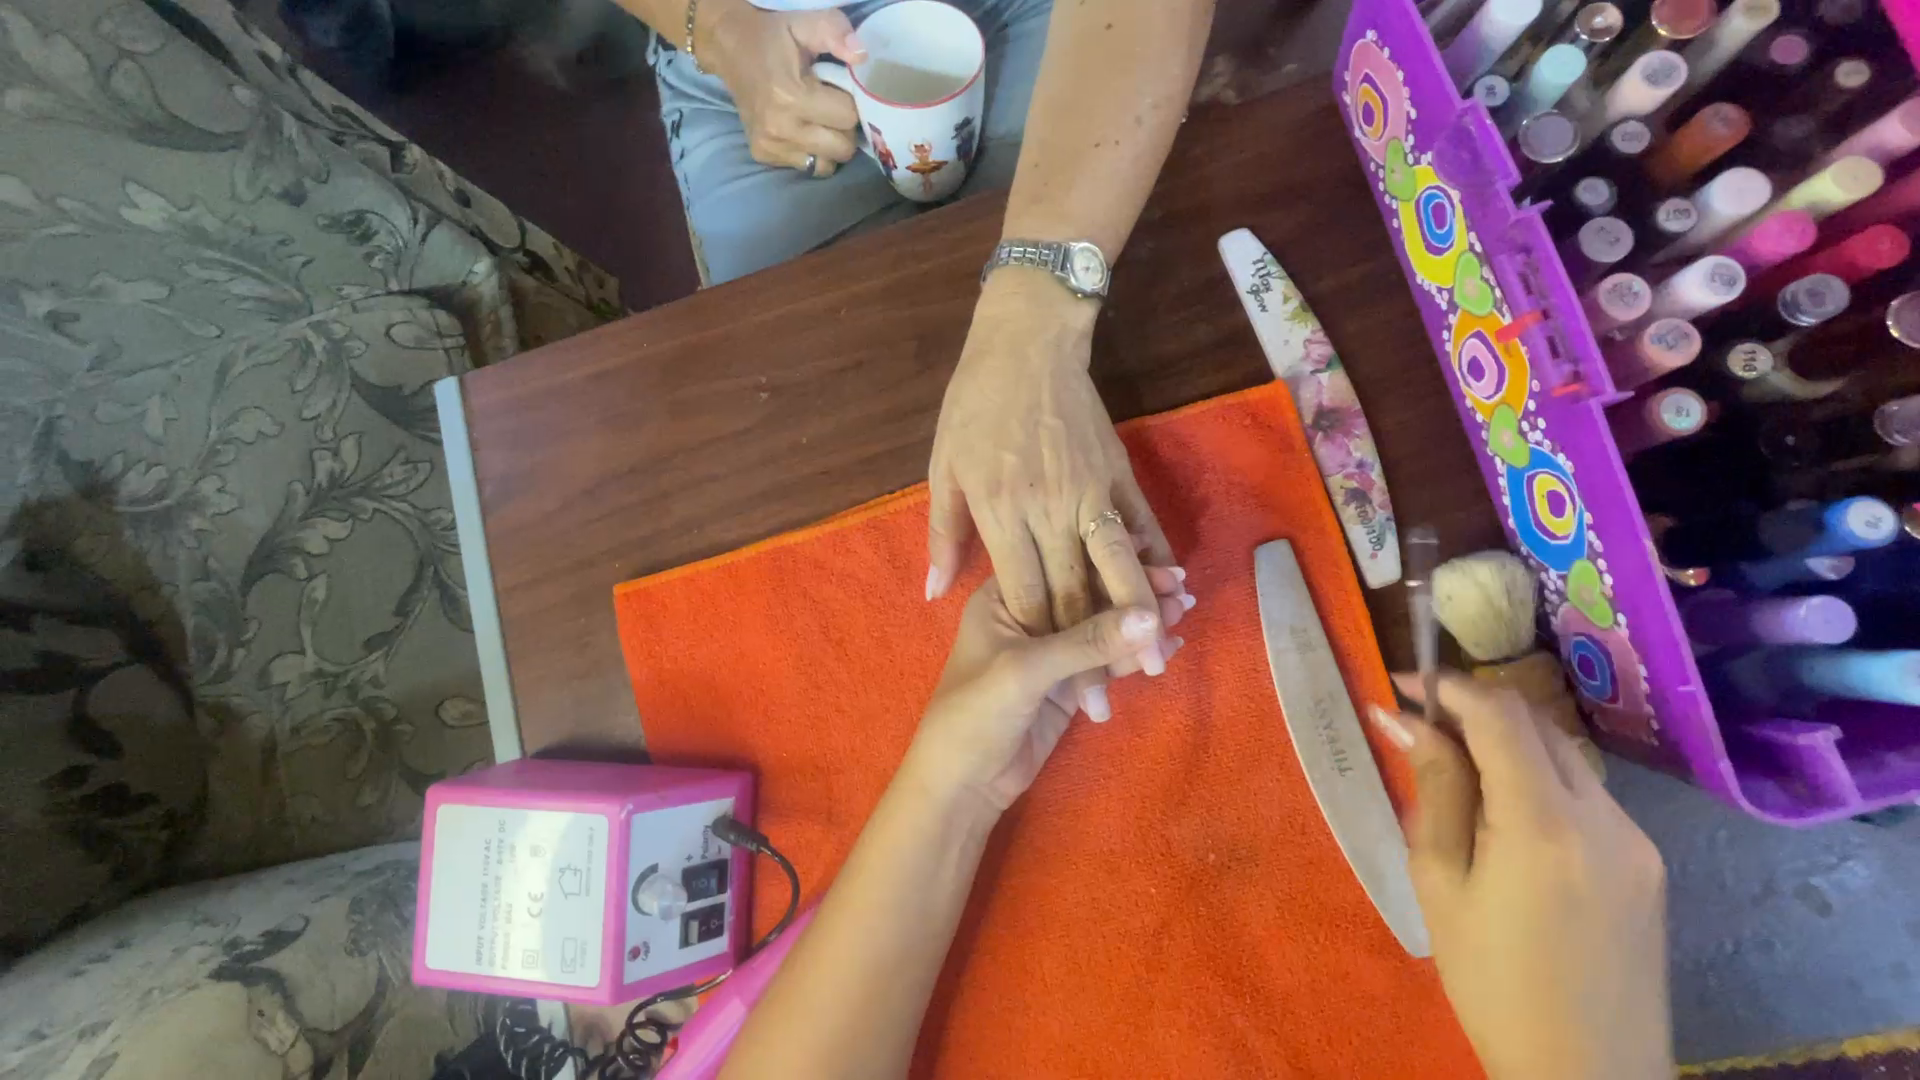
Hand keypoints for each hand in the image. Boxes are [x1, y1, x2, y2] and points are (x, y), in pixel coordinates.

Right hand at [700, 0, 862, 174]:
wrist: (728, 47)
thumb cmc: (772, 37)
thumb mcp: (804, 25)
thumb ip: (834, 32)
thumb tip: (861, 56)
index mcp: (791, 97)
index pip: (848, 117)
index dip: (850, 101)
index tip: (836, 89)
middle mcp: (780, 129)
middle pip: (842, 148)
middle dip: (843, 128)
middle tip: (829, 107)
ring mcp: (771, 147)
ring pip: (828, 164)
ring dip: (830, 145)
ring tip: (817, 120)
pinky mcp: (764, 156)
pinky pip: (809, 166)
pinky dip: (813, 152)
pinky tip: (802, 130)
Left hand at [905, 573, 1190, 810]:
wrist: (962, 784)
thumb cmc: (975, 715)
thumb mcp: (1026, 671)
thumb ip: (1087, 642)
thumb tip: (1151, 616)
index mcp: (1004, 596)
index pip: (1063, 567)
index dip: (1109, 563)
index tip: (1156, 562)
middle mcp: (1028, 614)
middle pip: (1088, 595)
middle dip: (1133, 593)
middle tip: (1180, 589)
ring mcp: (1050, 650)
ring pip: (1102, 628)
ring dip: (1141, 622)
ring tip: (1184, 610)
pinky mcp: (1068, 683)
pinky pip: (1106, 661)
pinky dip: (1135, 653)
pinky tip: (1170, 644)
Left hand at [926, 273, 1175, 719]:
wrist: (1025, 340)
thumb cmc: (972, 408)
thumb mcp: (941, 469)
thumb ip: (942, 535)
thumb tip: (932, 593)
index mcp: (1001, 514)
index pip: (1028, 595)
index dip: (1046, 648)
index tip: (1060, 691)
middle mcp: (1049, 511)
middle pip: (1075, 593)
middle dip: (1094, 653)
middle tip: (1112, 703)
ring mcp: (1090, 491)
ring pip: (1118, 565)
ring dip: (1139, 616)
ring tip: (1157, 659)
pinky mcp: (1119, 473)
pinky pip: (1144, 523)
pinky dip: (1159, 559)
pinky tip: (1174, 593)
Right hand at [1369, 672, 1672, 1079]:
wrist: (1589, 1074)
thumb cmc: (1489, 977)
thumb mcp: (1440, 879)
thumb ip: (1434, 789)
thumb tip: (1403, 719)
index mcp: (1544, 825)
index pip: (1500, 716)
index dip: (1448, 687)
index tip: (1401, 685)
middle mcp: (1605, 818)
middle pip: (1536, 724)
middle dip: (1475, 709)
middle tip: (1419, 726)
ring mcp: (1637, 840)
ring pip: (1564, 754)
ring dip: (1507, 742)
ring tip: (1456, 768)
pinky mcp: (1647, 863)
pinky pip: (1585, 793)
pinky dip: (1538, 778)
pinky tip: (1506, 814)